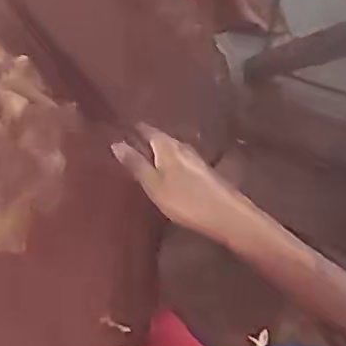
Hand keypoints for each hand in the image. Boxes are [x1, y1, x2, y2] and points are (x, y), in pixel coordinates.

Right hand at [111, 124, 245, 239]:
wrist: (228, 217)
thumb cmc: (185, 200)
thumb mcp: (153, 184)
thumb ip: (135, 163)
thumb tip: (116, 142)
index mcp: (166, 145)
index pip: (145, 129)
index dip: (132, 129)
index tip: (118, 131)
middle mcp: (181, 146)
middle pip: (159, 138)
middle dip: (145, 141)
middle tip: (127, 147)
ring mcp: (195, 159)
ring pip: (171, 150)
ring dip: (158, 154)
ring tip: (144, 161)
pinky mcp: (204, 173)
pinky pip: (180, 161)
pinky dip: (170, 164)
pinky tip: (167, 175)